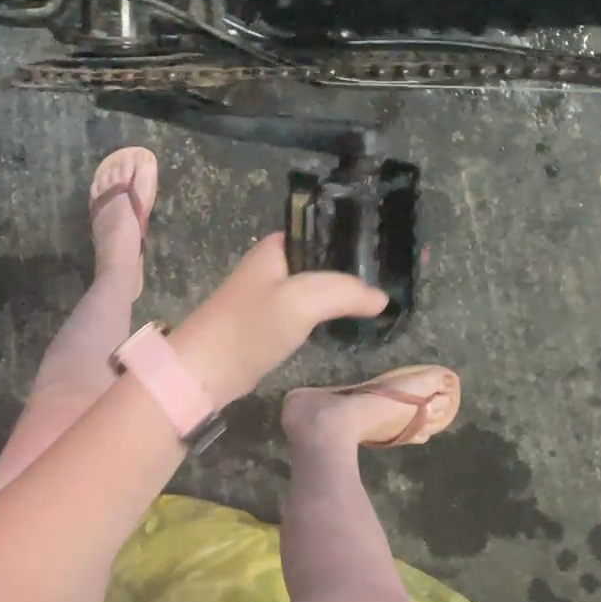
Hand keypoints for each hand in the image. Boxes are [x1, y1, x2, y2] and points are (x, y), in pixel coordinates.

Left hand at [168, 233, 388, 407]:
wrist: (207, 369)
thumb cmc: (251, 326)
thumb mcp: (302, 302)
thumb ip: (342, 292)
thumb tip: (381, 296)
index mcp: (276, 246)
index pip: (323, 232)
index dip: (353, 242)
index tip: (388, 255)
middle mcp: (273, 263)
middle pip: (322, 260)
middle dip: (351, 271)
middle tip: (392, 282)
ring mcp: (271, 292)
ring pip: (316, 286)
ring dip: (341, 293)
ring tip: (378, 301)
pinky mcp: (271, 320)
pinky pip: (308, 308)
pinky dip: (328, 312)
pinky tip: (350, 320)